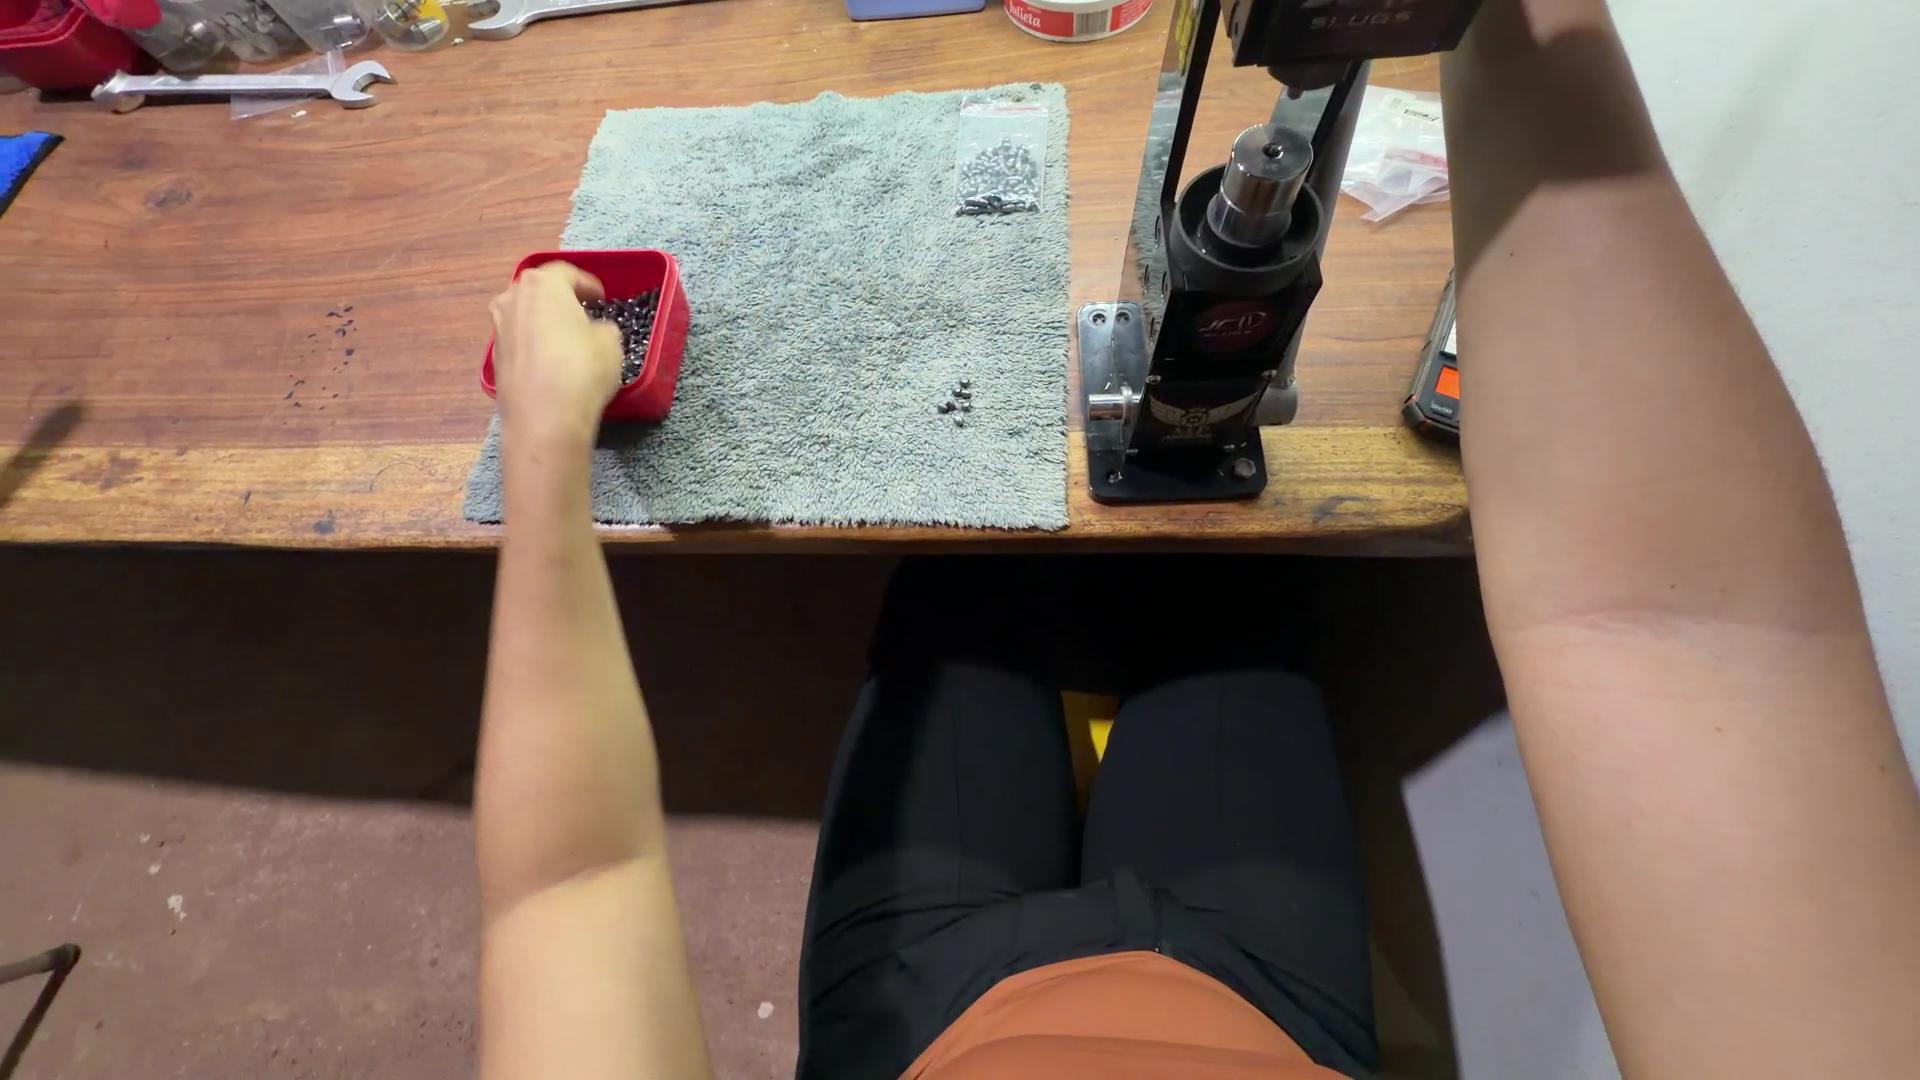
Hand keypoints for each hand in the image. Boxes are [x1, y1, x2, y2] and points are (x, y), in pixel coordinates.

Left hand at [489, 263, 623, 442]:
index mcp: (543, 285)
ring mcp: (499, 326)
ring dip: (544, 320)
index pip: (567, 272)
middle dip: (561, 298)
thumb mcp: (611, 343)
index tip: (601, 298)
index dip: (588, 284)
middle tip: (583, 313)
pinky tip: (552, 361)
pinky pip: (520, 338)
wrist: (545, 415)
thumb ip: (603, 327)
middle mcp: (513, 297)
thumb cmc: (583, 369)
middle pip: (539, 289)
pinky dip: (535, 342)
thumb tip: (594, 329)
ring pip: (525, 313)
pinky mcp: (496, 354)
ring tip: (566, 337)